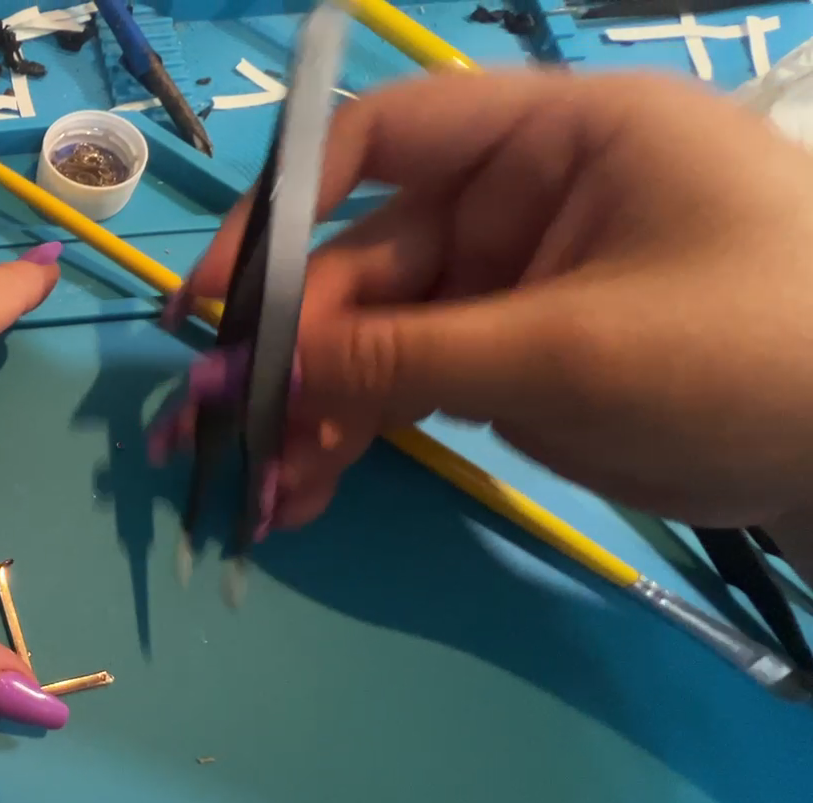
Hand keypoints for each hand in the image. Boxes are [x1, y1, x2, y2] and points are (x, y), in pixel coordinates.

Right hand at [184, 71, 812, 535]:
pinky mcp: (475, 360)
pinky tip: (303, 495)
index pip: (376, 139)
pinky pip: (379, 392)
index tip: (213, 298)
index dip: (279, 211)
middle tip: (222, 435)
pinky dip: (337, 442)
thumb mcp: (564, 351)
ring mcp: (482, 290)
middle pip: (345, 272)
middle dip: (283, 362)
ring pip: (351, 346)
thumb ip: (393, 358)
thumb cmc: (763, 356)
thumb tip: (247, 376)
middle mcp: (500, 207)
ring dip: (300, 418)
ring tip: (264, 489)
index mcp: (545, 144)